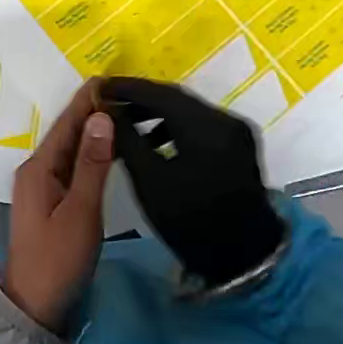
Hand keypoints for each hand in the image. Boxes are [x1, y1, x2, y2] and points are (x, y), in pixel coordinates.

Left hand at [5, 79, 113, 332]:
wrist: (36, 301)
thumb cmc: (58, 258)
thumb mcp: (81, 211)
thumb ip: (92, 165)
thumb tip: (102, 119)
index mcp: (38, 169)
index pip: (65, 125)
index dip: (86, 101)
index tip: (109, 77)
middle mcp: (35, 171)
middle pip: (66, 134)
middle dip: (91, 112)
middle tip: (125, 91)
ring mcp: (41, 187)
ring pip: (69, 150)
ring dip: (92, 132)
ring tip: (122, 112)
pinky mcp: (50, 201)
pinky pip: (71, 166)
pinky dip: (90, 154)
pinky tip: (108, 150)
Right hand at [100, 77, 282, 286]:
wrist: (243, 257)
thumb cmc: (191, 219)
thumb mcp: (150, 180)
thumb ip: (126, 140)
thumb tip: (105, 112)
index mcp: (206, 127)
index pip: (160, 94)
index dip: (127, 88)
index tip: (99, 86)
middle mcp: (226, 121)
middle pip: (176, 99)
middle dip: (139, 99)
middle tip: (108, 102)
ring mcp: (236, 134)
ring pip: (187, 111)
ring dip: (154, 113)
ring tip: (123, 124)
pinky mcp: (237, 147)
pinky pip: (198, 125)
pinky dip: (172, 126)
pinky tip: (152, 141)